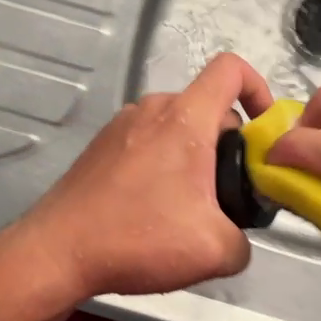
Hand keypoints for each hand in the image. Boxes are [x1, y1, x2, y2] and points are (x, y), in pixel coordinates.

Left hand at [0, 53, 273, 306]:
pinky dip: (163, 165)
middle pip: (207, 107)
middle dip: (227, 146)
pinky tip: (153, 211)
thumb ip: (244, 241)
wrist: (57, 251)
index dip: (258, 88)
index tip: (263, 130)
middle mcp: (153, 108)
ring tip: (188, 210)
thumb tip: (237, 238)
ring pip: (177, 128)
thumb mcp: (215, 251)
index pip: (231, 69)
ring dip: (194, 159)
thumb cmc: (138, 236)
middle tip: (226, 195)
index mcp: (185, 118)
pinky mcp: (101, 145)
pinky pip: (149, 142)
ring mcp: (122, 124)